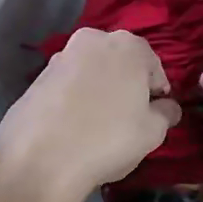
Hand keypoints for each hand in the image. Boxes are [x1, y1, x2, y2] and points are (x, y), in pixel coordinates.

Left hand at [0, 29, 181, 201]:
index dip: (158, 92)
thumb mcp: (153, 131)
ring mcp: (59, 57)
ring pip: (92, 73)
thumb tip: (167, 107)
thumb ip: (166, 112)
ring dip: (99, 91)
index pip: (154, 66)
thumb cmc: (108, 139)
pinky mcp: (35, 78)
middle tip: (129, 117)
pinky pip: (67, 87)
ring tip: (98, 125)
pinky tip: (73, 129)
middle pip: (120, 63)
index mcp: (128, 45)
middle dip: (127, 85)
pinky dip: (74, 101)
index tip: (156, 114)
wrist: (38, 161)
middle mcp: (93, 40)